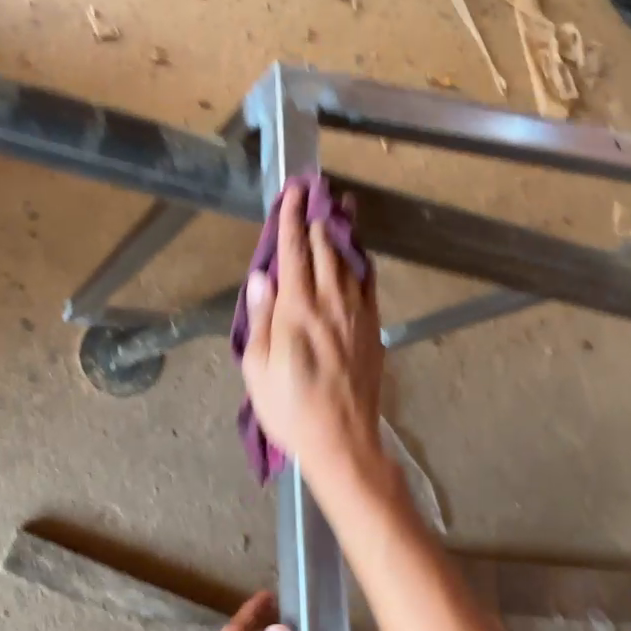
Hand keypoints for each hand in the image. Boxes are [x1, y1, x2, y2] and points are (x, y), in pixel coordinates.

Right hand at [240, 185, 387, 492]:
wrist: (342, 440)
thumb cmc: (289, 408)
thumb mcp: (257, 368)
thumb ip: (260, 318)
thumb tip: (261, 276)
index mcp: (297, 310)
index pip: (293, 252)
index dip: (291, 218)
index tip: (292, 192)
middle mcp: (330, 303)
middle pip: (324, 248)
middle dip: (316, 216)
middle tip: (313, 190)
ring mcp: (357, 314)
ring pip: (350, 260)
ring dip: (341, 232)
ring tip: (338, 207)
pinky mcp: (373, 328)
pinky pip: (369, 284)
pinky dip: (361, 261)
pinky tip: (358, 252)